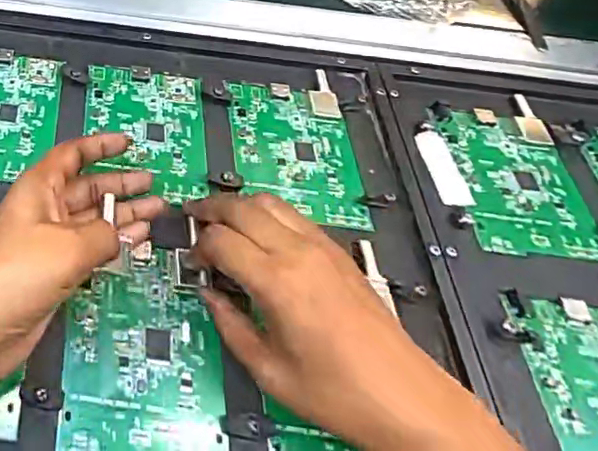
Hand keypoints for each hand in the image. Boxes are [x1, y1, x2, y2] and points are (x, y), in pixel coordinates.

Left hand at [0, 134, 166, 397]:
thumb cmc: (14, 273)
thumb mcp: (68, 246)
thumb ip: (104, 233)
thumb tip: (124, 233)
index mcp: (40, 186)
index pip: (73, 154)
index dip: (101, 145)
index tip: (127, 143)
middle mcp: (46, 208)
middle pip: (89, 186)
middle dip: (120, 183)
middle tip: (151, 182)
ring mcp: (52, 240)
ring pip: (94, 217)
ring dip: (124, 214)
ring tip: (155, 210)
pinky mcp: (57, 269)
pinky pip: (93, 246)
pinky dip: (115, 242)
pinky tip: (137, 237)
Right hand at [189, 194, 518, 450]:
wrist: (404, 396)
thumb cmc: (339, 393)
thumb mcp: (271, 372)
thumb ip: (231, 327)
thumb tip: (209, 295)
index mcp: (278, 282)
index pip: (221, 240)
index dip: (199, 247)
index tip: (193, 262)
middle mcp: (297, 252)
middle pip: (240, 206)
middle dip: (210, 208)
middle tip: (193, 218)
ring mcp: (320, 245)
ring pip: (267, 201)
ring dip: (238, 203)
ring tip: (221, 217)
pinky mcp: (335, 249)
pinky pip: (291, 213)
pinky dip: (266, 211)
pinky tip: (258, 230)